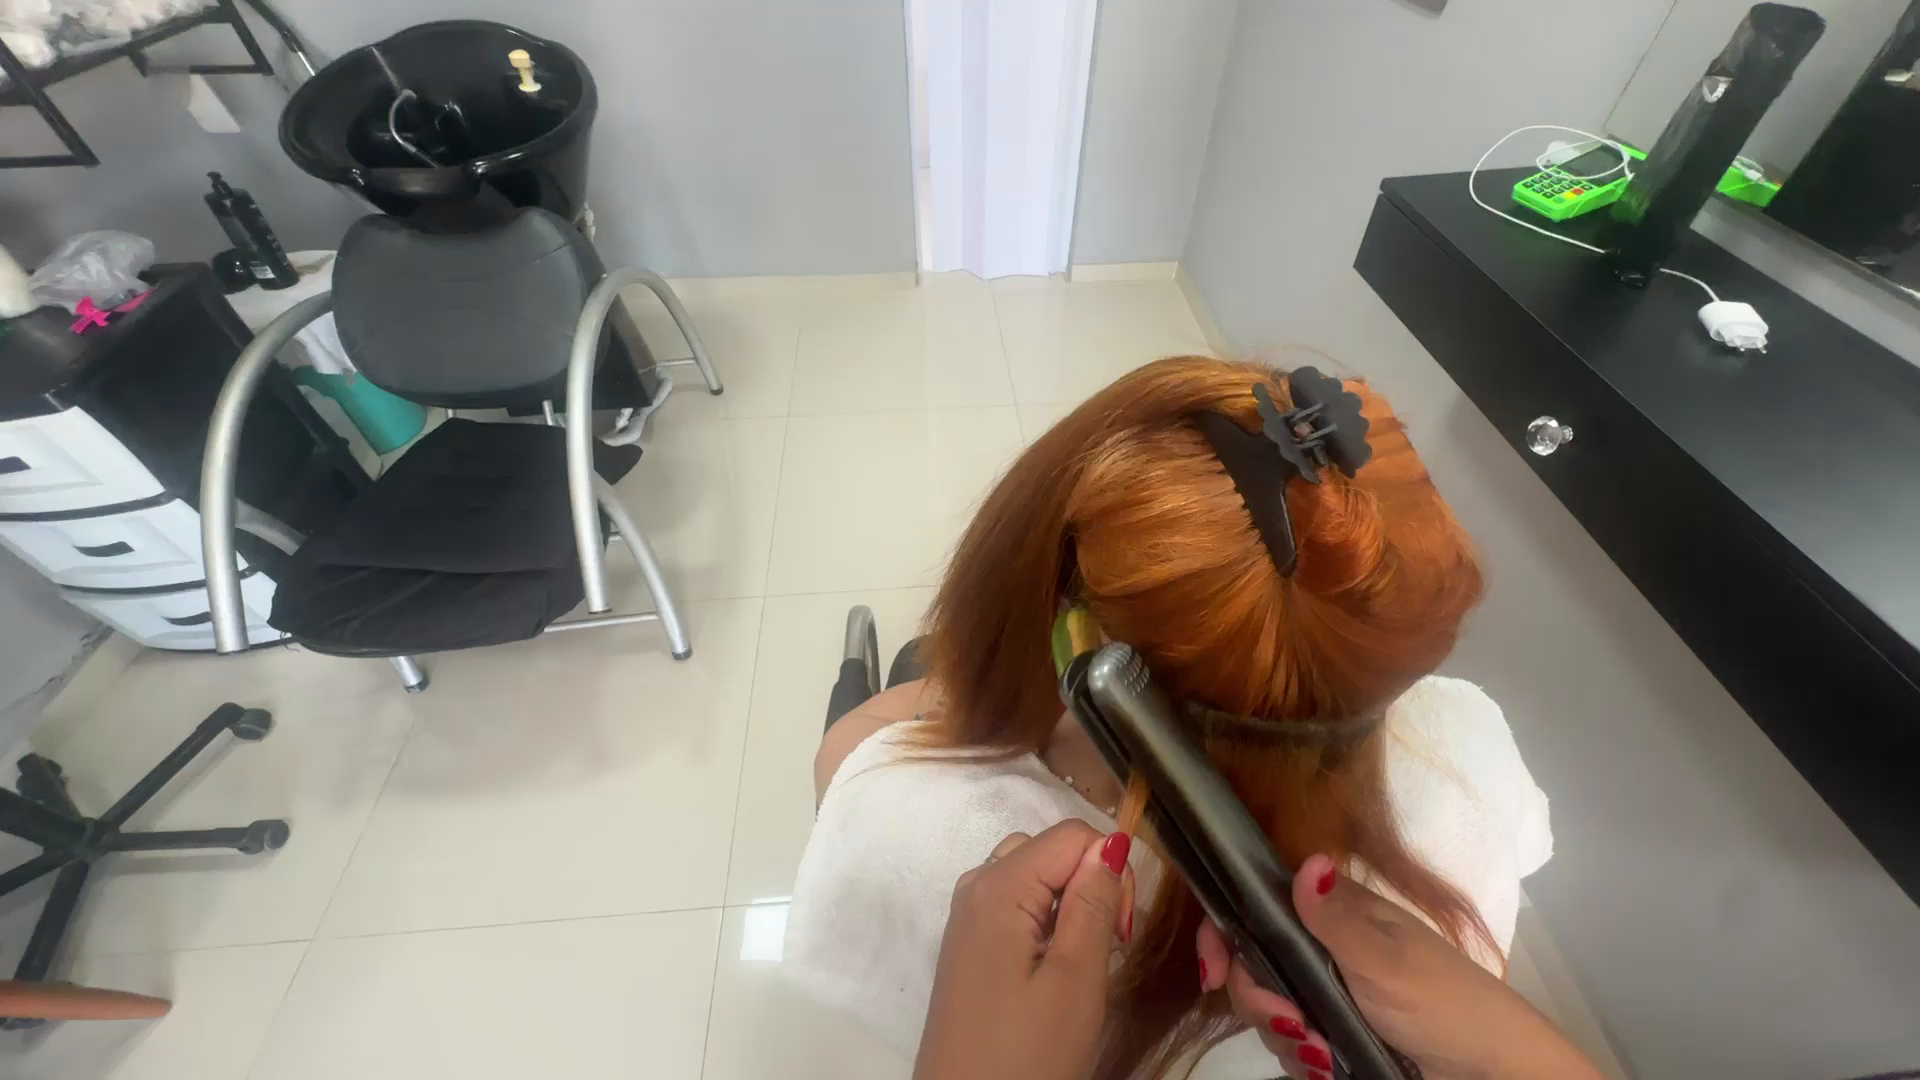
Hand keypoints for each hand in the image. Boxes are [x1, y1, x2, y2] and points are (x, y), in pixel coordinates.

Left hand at [913, 820, 1134, 1079]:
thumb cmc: (1025, 1056)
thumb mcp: (1075, 982)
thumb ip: (1093, 902)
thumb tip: (1111, 842)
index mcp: (998, 885)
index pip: (1071, 834)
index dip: (1110, 869)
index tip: (1123, 929)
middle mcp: (976, 883)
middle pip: (1049, 849)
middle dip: (1089, 881)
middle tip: (1109, 946)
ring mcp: (968, 912)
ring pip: (1033, 873)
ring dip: (1068, 899)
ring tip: (1082, 958)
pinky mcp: (968, 940)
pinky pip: (1014, 900)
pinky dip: (1044, 916)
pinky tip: (1053, 964)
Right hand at [1197, 854, 1603, 1079]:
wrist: (1499, 1077)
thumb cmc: (1446, 1006)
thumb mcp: (1388, 962)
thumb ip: (1334, 918)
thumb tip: (1308, 858)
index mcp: (1328, 914)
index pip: (1252, 907)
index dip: (1221, 935)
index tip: (1213, 975)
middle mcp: (1318, 948)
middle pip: (1249, 965)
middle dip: (1258, 1000)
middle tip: (1295, 1026)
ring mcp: (1325, 995)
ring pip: (1268, 1009)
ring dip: (1283, 1037)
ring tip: (1324, 1058)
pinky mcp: (1335, 1037)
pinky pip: (1292, 1047)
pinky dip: (1302, 1061)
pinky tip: (1328, 1071)